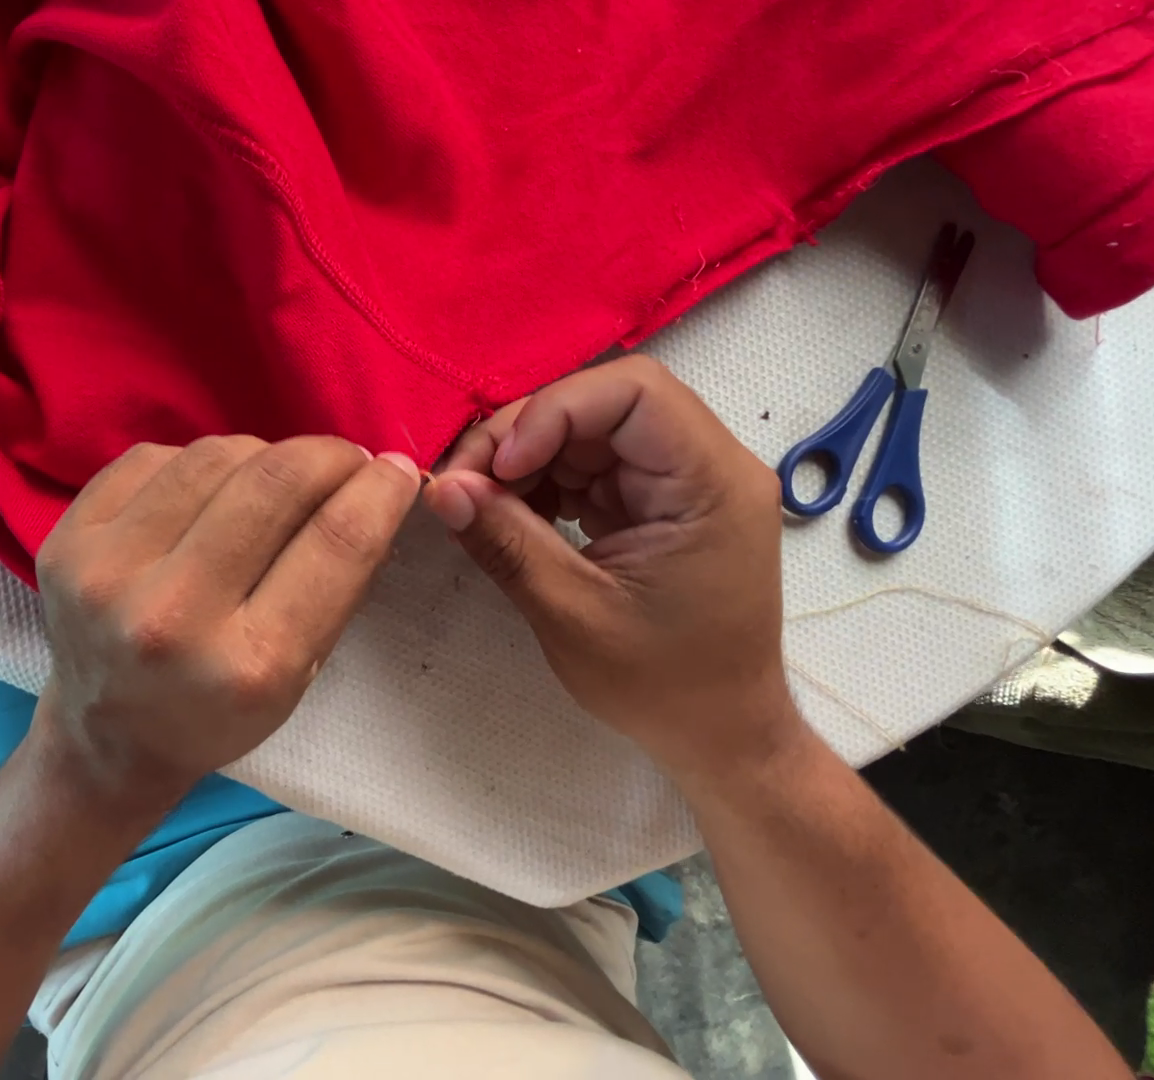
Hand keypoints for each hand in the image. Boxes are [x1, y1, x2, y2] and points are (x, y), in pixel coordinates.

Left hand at [33, 436, 422, 811]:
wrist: (108, 734)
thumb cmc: (217, 713)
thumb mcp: (299, 675)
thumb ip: (340, 583)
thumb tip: (376, 485)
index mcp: (247, 667)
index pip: (335, 543)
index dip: (381, 491)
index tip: (399, 470)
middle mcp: (171, 615)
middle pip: (273, 482)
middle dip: (328, 455)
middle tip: (346, 459)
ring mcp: (105, 571)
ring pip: (213, 455)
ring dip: (263, 453)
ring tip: (275, 479)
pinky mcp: (65, 540)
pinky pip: (153, 457)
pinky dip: (198, 463)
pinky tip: (208, 492)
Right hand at [424, 354, 797, 778]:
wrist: (715, 731)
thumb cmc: (659, 683)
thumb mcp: (571, 614)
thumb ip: (506, 542)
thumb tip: (439, 488)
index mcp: (709, 484)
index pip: (633, 392)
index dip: (552, 412)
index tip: (496, 469)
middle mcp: (703, 465)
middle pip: (601, 405)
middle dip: (521, 436)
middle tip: (461, 486)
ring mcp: (678, 482)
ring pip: (585, 432)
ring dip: (522, 461)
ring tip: (478, 506)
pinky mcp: (652, 501)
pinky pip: (587, 466)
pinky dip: (538, 483)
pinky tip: (508, 516)